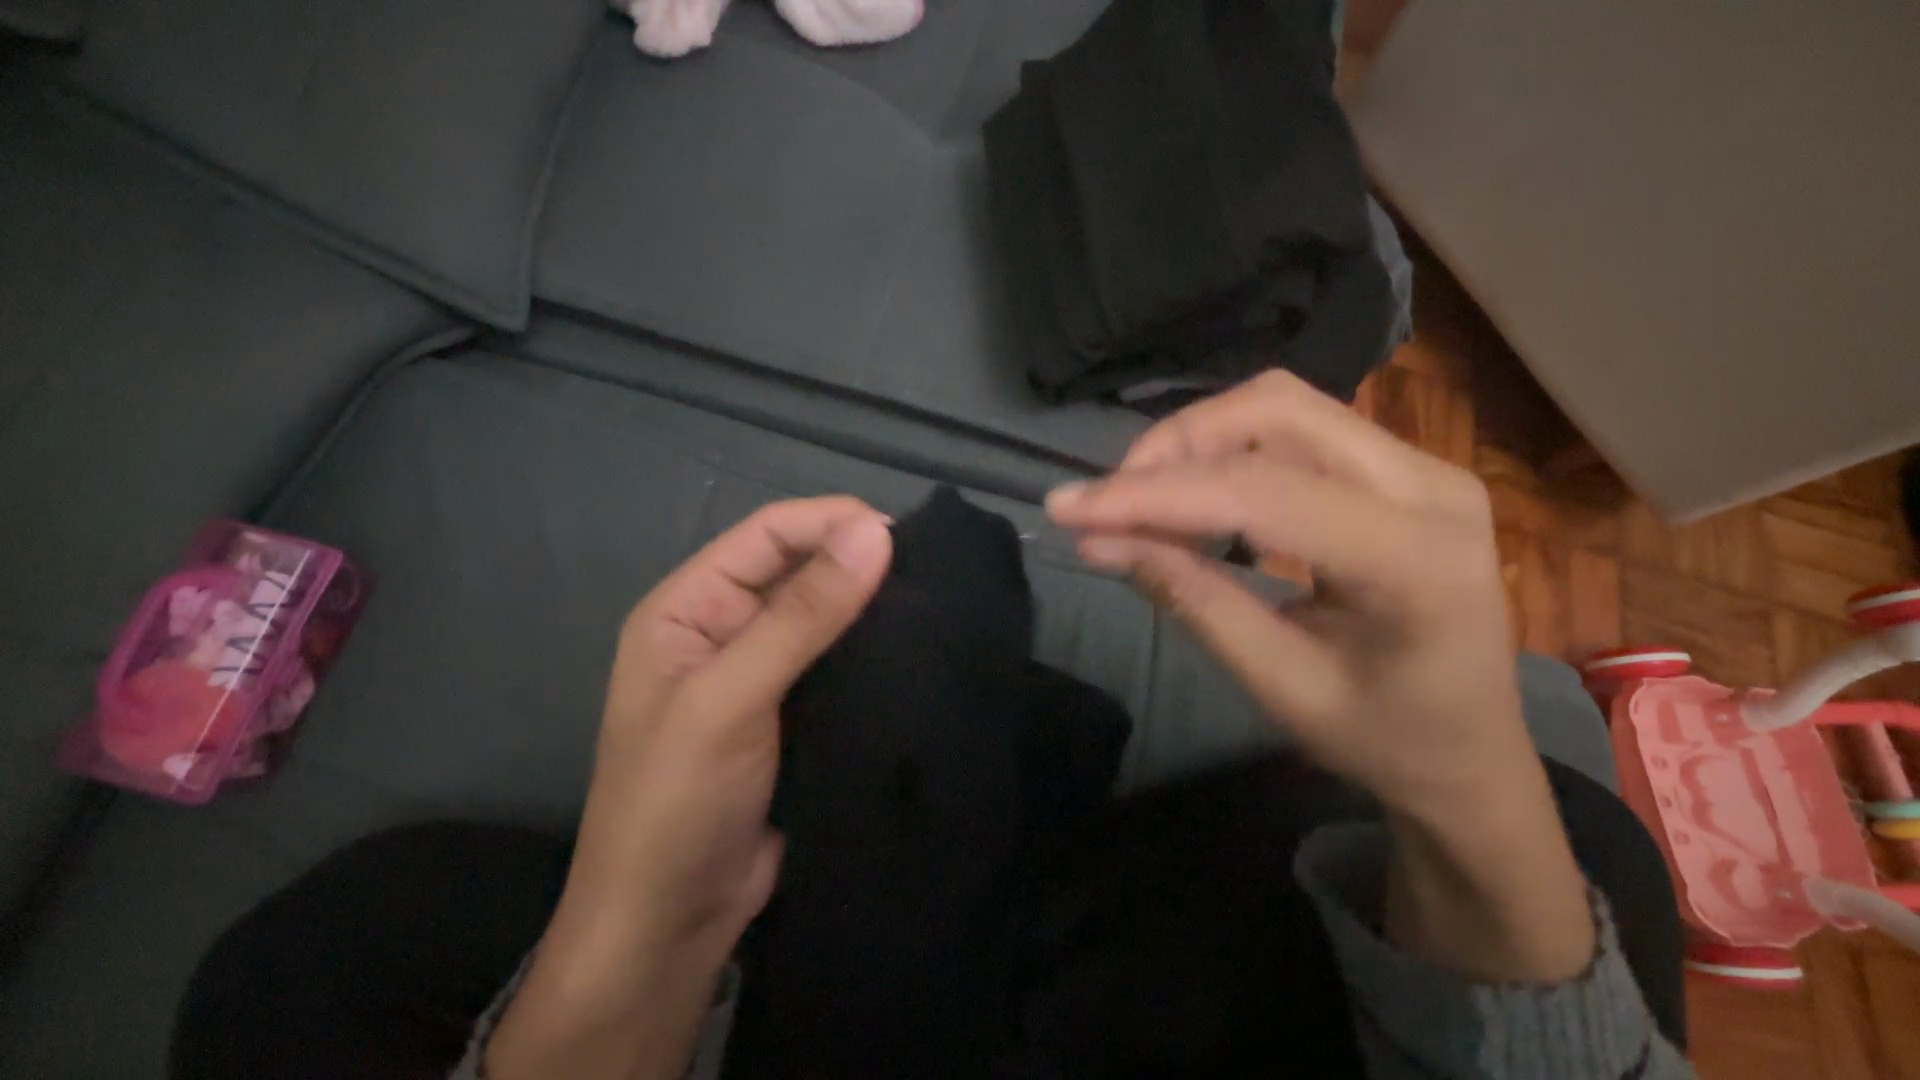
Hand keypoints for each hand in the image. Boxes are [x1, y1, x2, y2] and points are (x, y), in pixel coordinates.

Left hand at [488, 497, 892, 1079]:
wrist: (670, 924)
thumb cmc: (678, 801)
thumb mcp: (730, 698)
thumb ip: (801, 615)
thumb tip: (876, 532)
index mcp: (687, 608)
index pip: (766, 536)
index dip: (830, 522)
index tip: (904, 535)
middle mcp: (724, 632)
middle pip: (799, 572)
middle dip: (857, 564)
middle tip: (932, 573)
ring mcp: (762, 679)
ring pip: (827, 621)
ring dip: (873, 610)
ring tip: (937, 606)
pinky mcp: (796, 720)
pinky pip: (840, 669)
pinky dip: (875, 657)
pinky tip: (918, 655)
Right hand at [1046, 371, 1593, 980]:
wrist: (1474, 757)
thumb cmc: (1384, 741)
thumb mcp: (1280, 685)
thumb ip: (1193, 600)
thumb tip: (1099, 541)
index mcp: (1417, 561)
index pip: (1262, 493)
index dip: (1154, 494)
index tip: (1069, 509)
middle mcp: (1432, 488)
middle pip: (1278, 411)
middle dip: (1175, 444)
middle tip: (1110, 501)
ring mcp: (1426, 469)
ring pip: (1285, 408)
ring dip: (1198, 441)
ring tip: (1140, 498)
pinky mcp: (1405, 469)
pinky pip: (1300, 430)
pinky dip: (1229, 451)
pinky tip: (1192, 494)